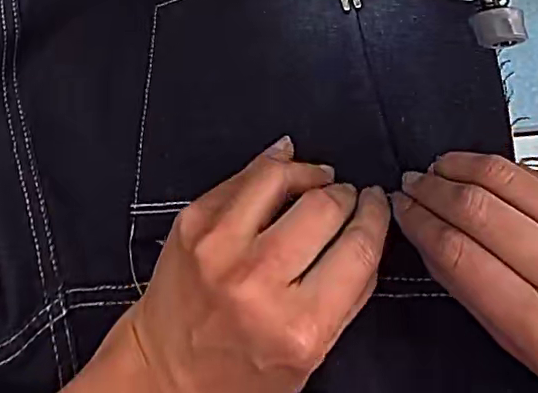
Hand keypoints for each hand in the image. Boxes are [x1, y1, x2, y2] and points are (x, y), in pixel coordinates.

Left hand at [73, 137, 389, 392]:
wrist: (160, 376)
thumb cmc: (241, 374)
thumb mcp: (310, 354)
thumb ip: (349, 293)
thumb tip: (368, 228)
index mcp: (297, 327)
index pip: (359, 247)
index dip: (376, 215)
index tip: (377, 202)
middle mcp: (257, 282)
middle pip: (326, 205)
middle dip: (347, 194)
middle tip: (349, 196)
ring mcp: (220, 247)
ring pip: (284, 176)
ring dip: (311, 172)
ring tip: (320, 177)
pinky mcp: (195, 222)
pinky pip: (247, 174)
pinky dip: (273, 166)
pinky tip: (285, 167)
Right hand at [392, 153, 537, 392]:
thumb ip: (491, 306)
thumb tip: (444, 249)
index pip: (464, 260)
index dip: (422, 228)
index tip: (402, 213)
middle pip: (480, 211)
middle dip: (434, 192)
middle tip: (410, 185)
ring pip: (508, 180)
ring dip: (461, 167)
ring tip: (437, 167)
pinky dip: (501, 168)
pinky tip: (481, 167)